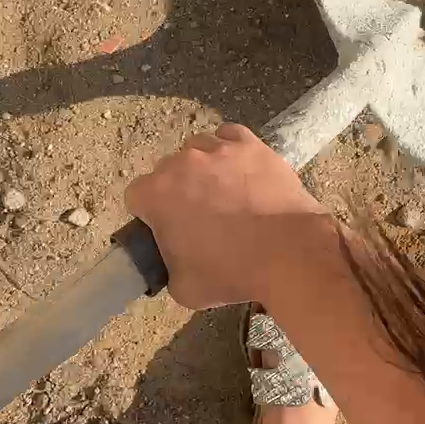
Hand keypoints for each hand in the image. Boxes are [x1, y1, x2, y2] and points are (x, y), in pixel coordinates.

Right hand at [124, 123, 334, 308]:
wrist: (288, 252)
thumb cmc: (232, 272)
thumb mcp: (184, 288)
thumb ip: (167, 265)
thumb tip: (173, 260)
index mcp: (157, 194)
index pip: (136, 195)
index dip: (148, 213)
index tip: (164, 227)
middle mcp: (182, 163)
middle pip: (167, 169)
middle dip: (176, 189)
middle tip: (196, 215)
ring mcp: (218, 149)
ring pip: (198, 149)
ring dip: (202, 167)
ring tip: (222, 191)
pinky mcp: (250, 144)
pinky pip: (229, 136)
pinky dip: (229, 148)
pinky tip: (238, 167)